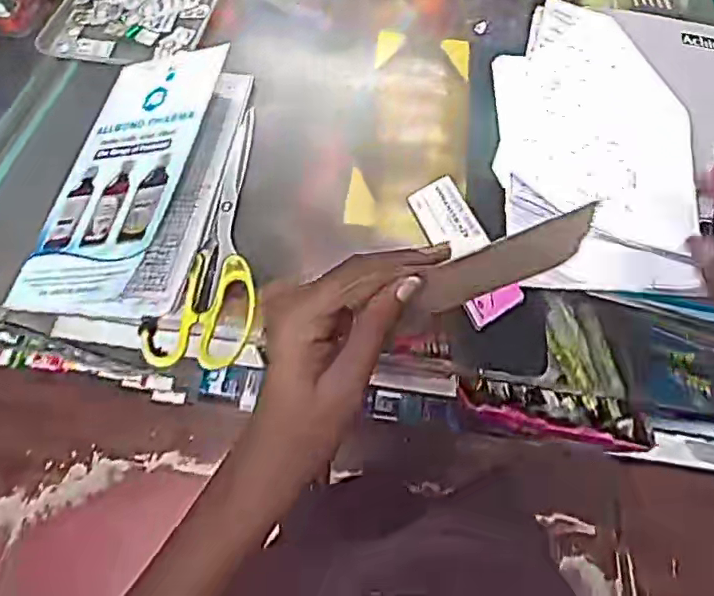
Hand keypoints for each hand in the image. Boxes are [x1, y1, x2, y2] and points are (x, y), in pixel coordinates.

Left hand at [241, 246, 448, 485]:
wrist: (274, 456)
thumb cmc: (308, 430)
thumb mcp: (348, 381)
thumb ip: (375, 326)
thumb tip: (408, 282)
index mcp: (301, 311)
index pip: (356, 274)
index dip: (399, 262)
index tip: (436, 258)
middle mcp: (296, 298)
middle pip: (353, 270)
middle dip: (398, 262)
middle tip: (440, 257)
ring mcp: (298, 305)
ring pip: (351, 278)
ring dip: (389, 272)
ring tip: (428, 266)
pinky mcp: (305, 315)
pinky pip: (345, 293)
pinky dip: (374, 289)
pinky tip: (400, 287)